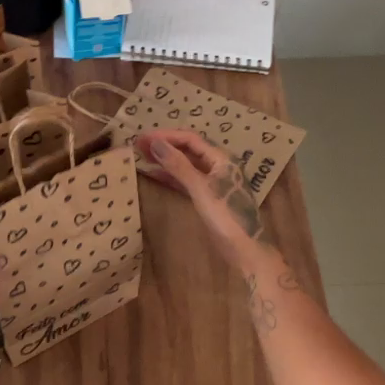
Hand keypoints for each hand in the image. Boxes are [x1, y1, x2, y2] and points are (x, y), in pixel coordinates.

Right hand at [136, 129, 268, 265]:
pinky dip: (172, 176)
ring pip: (187, 165)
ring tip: (144, 156)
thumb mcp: (200, 188)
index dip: (166, 136)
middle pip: (188, 149)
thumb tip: (155, 143)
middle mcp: (218, 166)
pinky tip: (156, 175)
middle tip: (139, 145)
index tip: (143, 139)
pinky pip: (187, 180)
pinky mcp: (208, 197)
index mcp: (221, 159)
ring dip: (167, 160)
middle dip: (165, 145)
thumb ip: (178, 166)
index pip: (190, 139)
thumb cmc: (225, 216)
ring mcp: (214, 182)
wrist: (244, 248)